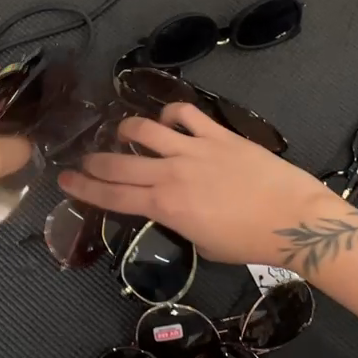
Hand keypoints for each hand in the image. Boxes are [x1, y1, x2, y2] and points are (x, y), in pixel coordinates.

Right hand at [58, 102, 348, 264]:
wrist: (292, 220)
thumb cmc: (248, 243)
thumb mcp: (202, 244)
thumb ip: (178, 221)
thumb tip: (172, 208)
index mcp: (164, 207)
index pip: (113, 195)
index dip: (84, 188)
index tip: (64, 180)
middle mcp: (170, 174)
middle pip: (118, 162)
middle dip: (93, 160)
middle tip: (80, 158)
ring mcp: (193, 149)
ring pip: (144, 128)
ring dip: (127, 129)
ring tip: (122, 132)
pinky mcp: (217, 134)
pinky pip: (184, 113)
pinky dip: (171, 114)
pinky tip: (169, 120)